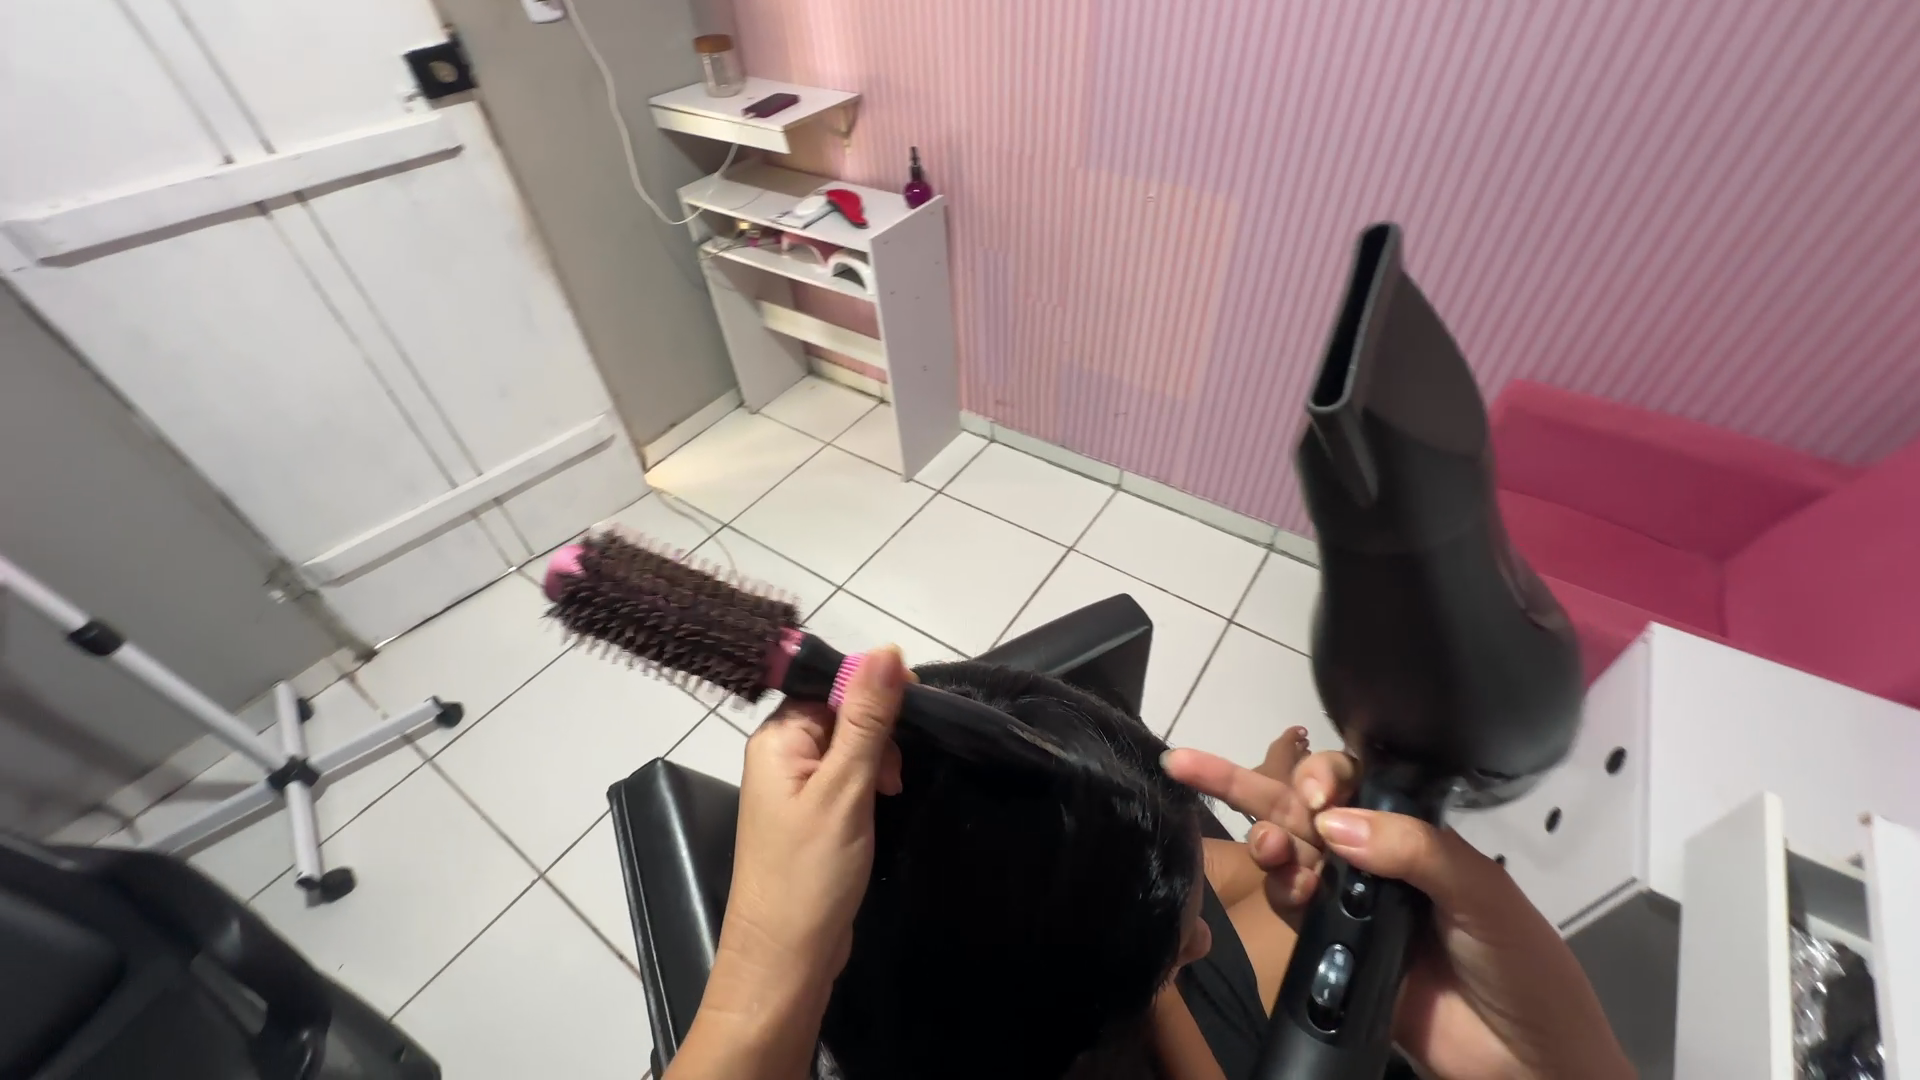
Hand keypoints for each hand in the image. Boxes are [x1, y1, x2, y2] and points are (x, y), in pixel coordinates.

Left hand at [695, 647, 906, 1060]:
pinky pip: (846, 776)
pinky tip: (884, 801)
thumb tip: (886, 648)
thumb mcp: (845, 787)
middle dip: (877, 732)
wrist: (785, 964)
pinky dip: (869, 783)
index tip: (912, 711)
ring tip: (890, 792)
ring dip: (876, 759)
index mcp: (778, 738)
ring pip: (849, 745)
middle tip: (892, 774)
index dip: (871, 692)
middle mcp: (782, 754)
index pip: (830, 686)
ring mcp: (796, 786)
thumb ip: (867, 717)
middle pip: (841, 712)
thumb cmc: (811, 871)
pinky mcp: (813, 813)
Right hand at [1165, 748, 1632, 1079]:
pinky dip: (1278, 890)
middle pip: (1293, 806)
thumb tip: (1333, 824)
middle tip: (1183, 764)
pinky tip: (1291, 891)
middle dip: (1236, 779)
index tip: (1311, 793)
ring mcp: (1344, 900)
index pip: (1347, 782)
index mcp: (1407, 831)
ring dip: (1265, 840)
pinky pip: (1287, 904)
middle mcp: (1368, 855)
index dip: (1318, 774)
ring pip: (1283, 850)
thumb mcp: (1484, 897)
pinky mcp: (1327, 944)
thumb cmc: (1521, 969)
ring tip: (1272, 853)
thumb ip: (1414, 850)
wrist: (1527, 1068)